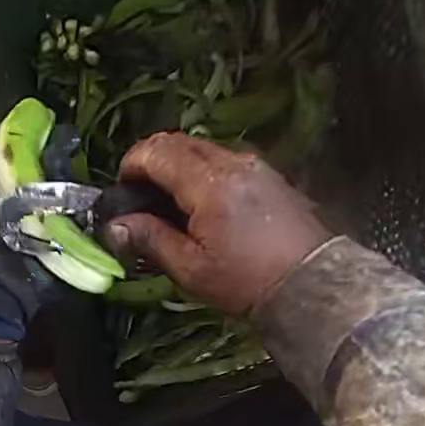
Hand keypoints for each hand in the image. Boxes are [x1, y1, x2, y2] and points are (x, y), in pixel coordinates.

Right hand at [105, 133, 330, 316]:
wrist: (310, 284)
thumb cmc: (245, 281)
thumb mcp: (190, 268)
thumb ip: (150, 240)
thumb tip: (114, 226)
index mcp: (208, 184)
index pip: (157, 152)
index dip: (131, 164)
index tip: (120, 187)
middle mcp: (232, 163)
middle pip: (179, 141)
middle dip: (151, 160)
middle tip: (138, 193)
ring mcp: (254, 165)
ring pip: (202, 148)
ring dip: (177, 164)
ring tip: (167, 201)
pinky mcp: (268, 175)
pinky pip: (224, 159)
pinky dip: (201, 170)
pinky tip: (199, 203)